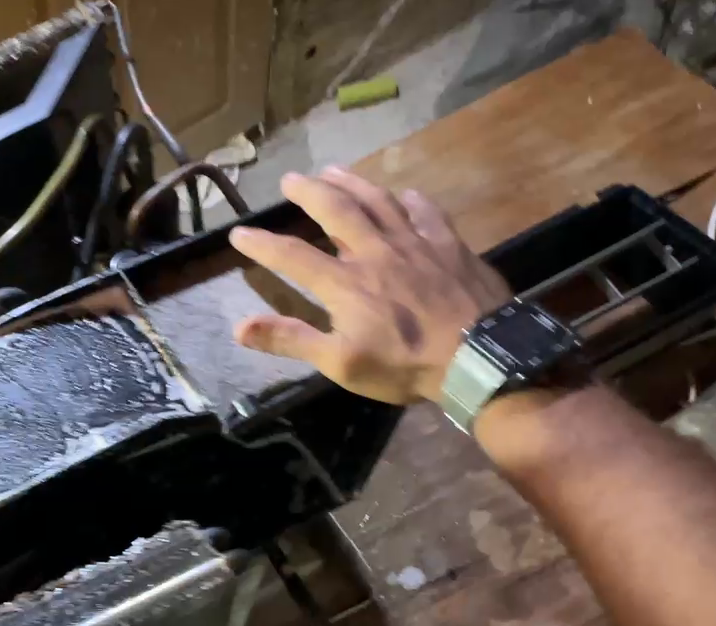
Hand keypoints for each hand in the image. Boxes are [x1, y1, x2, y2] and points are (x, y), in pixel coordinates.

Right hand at [228, 168, 510, 403]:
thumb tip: (239, 327)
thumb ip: (291, 339)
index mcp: (345, 283)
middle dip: (310, 192)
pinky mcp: (449, 245)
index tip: (238, 232)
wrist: (477, 355)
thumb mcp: (338, 362)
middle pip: (337, 211)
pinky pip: (426, 212)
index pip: (293, 256)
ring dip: (353, 183)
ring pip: (379, 201)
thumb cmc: (402, 364)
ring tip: (334, 171)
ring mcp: (415, 244)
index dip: (262, 244)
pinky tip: (404, 194)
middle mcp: (375, 252)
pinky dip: (411, 201)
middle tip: (291, 178)